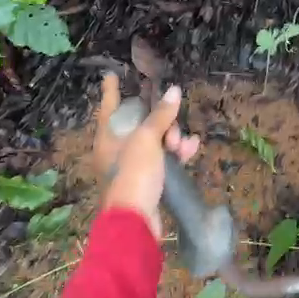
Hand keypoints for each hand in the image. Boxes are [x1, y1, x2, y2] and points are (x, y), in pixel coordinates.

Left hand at [94, 74, 199, 237]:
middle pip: (140, 122)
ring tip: (183, 145)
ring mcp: (132, 166)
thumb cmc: (133, 174)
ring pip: (155, 140)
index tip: (111, 74)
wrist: (135, 222)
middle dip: (162, 121)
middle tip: (172, 130)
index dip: (111, 90)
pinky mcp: (147, 181)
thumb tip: (174, 90)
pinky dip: (176, 153)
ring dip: (173, 138)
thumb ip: (161, 115)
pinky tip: (191, 148)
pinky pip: (164, 159)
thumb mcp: (147, 140)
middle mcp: (116, 149)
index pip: (109, 106)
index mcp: (107, 137)